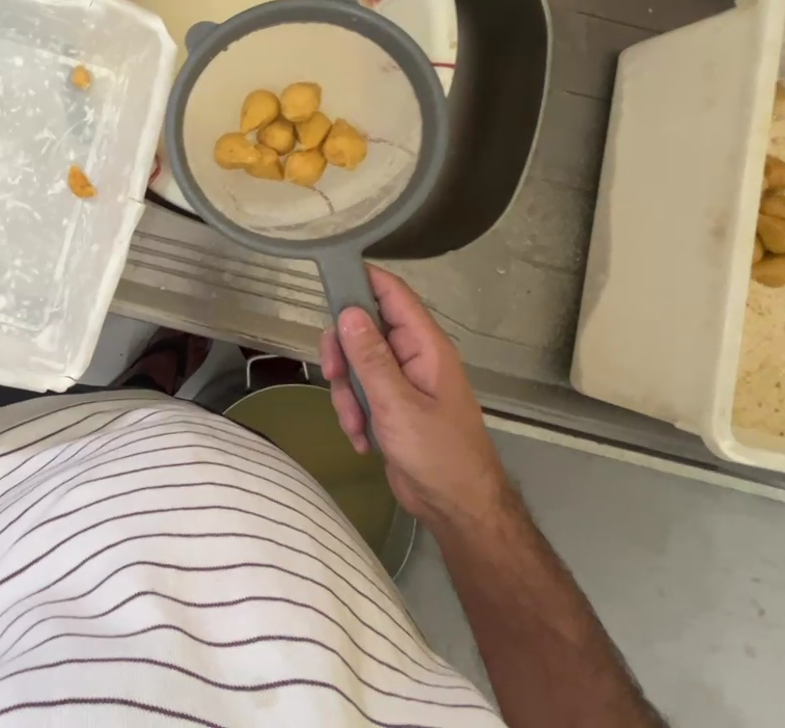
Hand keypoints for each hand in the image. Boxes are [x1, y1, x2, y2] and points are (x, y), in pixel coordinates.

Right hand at [320, 265, 510, 530]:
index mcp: (425, 347)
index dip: (362, 278)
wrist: (457, 508)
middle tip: (333, 375)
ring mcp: (402, 381)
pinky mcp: (391, 405)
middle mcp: (413, 356)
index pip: (392, 294)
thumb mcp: (397, 404)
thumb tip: (347, 312)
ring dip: (346, 393)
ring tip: (354, 424)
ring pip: (355, 364)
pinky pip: (359, 392)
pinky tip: (362, 438)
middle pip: (363, 329)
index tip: (326, 277)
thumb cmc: (437, 453)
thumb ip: (371, 357)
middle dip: (342, 354)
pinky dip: (353, 412)